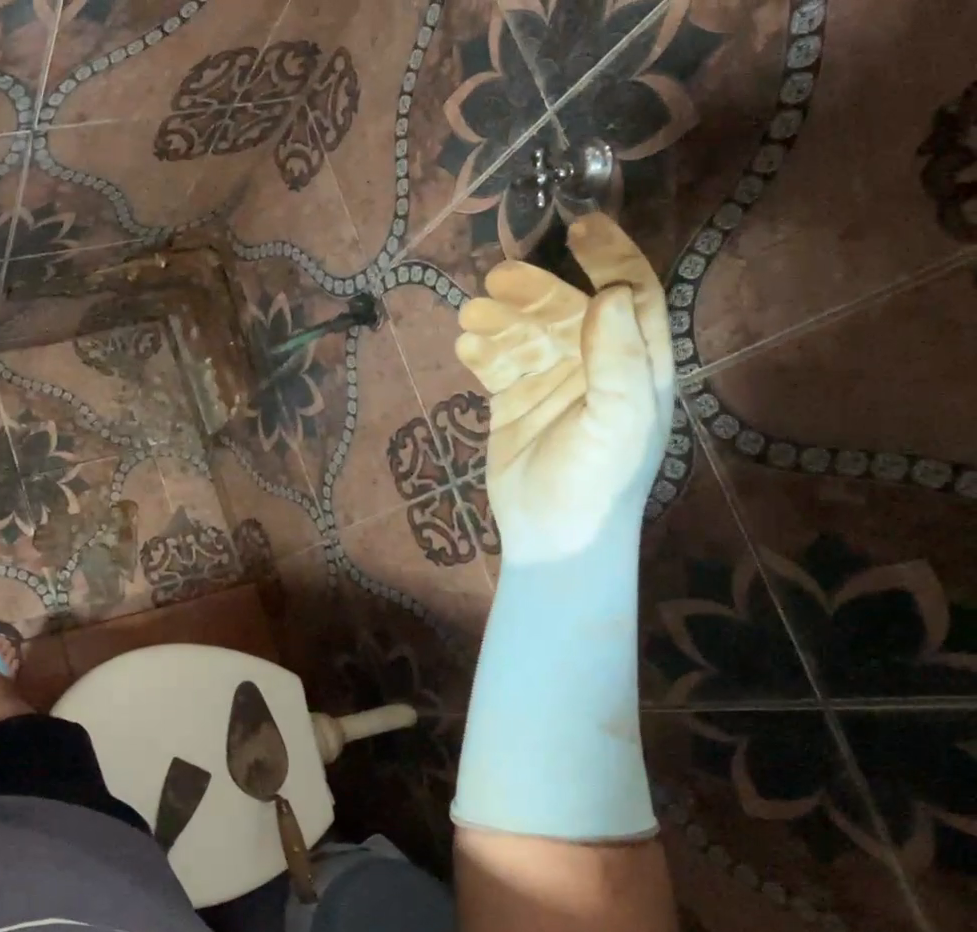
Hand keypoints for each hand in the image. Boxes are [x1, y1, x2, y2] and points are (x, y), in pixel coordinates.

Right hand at [454, 214, 675, 564]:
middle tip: (494, 279)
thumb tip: (606, 295)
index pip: (629, 295)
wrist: (555, 534)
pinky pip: (496, 366)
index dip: (610, 257)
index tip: (580, 226)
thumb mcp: (621, 419)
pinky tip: (465, 346)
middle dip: (533, 292)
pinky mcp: (512, 403)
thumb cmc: (599, 479)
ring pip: (525, 335)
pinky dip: (481, 352)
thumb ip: (619, 358)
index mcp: (636, 363)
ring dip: (499, 322)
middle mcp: (595, 365)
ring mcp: (551, 384)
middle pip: (565, 311)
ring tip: (468, 316)